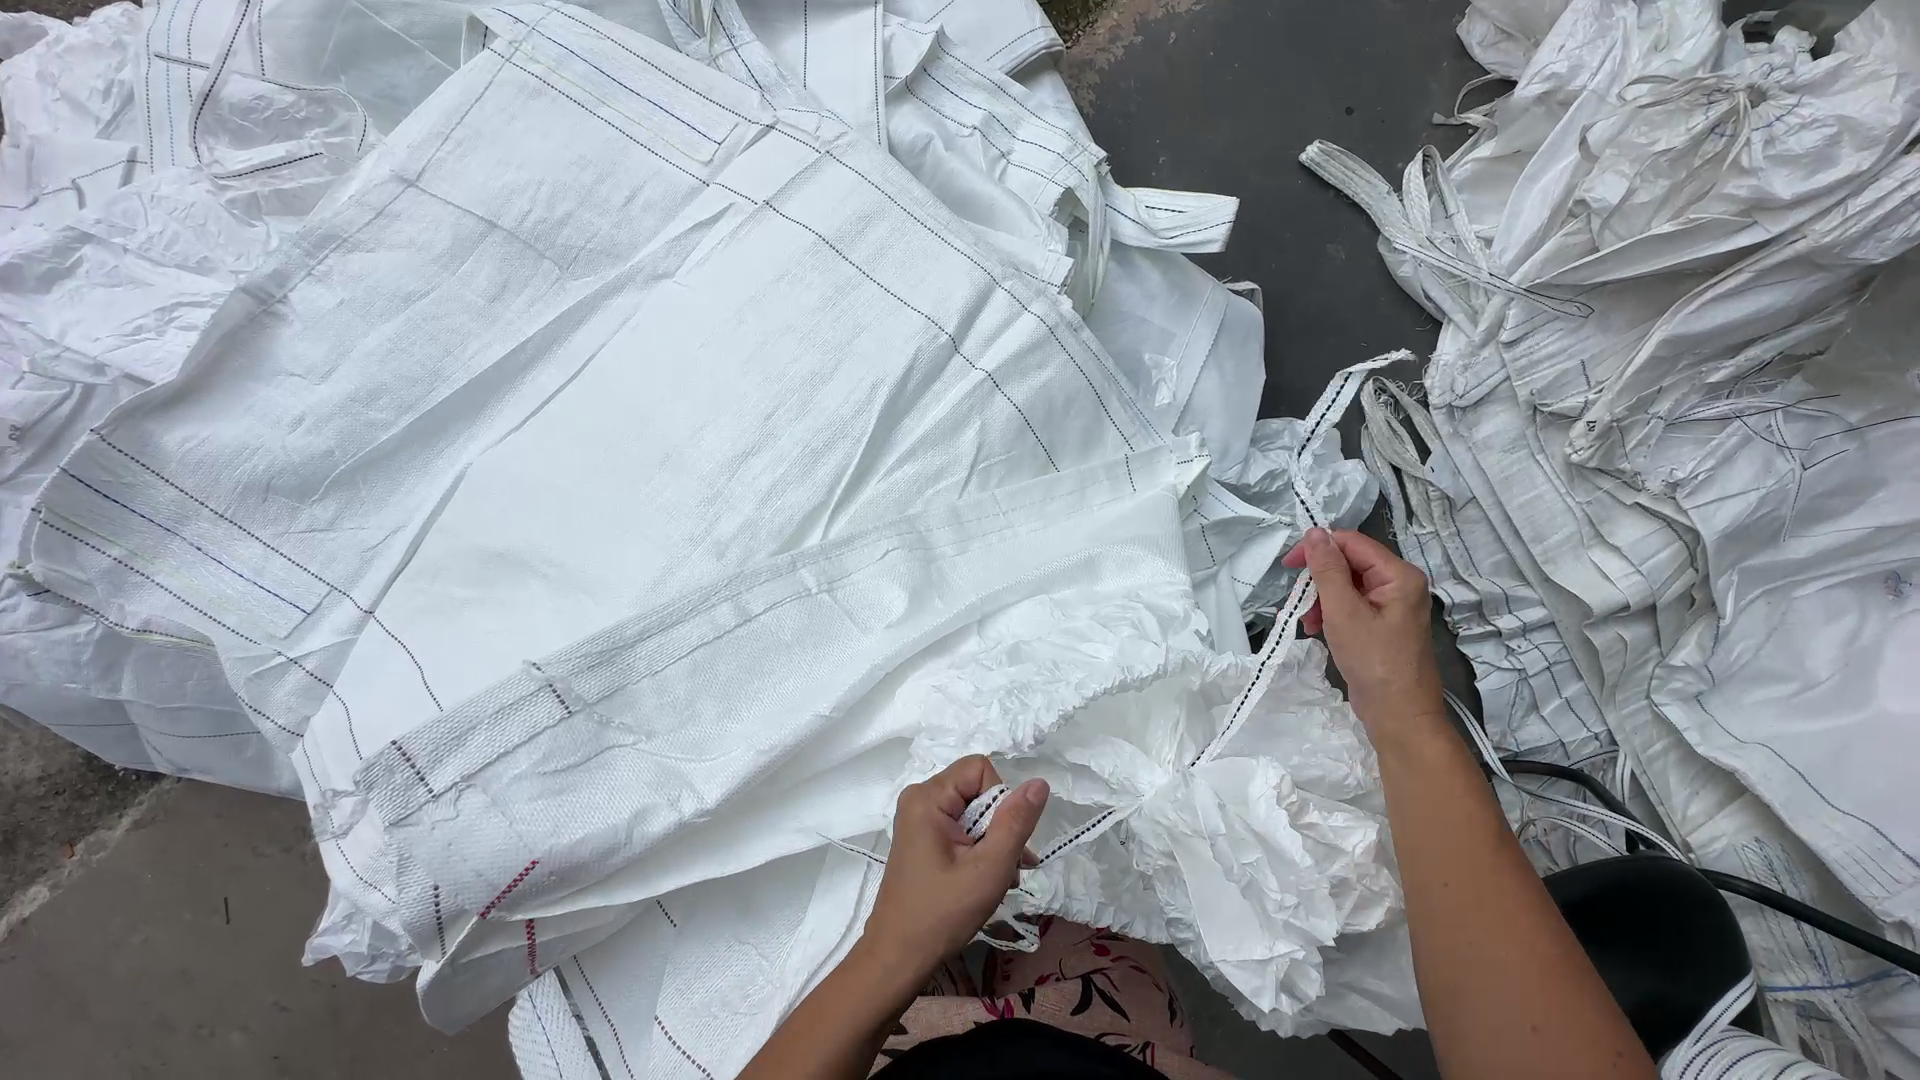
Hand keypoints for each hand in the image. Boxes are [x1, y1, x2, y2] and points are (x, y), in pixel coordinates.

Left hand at [860, 756, 1047, 980]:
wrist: (898, 957)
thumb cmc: (943, 913)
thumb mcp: (989, 868)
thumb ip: (1016, 822)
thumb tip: (1039, 783)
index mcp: (928, 797)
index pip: (980, 769)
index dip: (1000, 799)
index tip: (1001, 840)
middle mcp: (919, 799)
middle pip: (977, 790)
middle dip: (1001, 825)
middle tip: (1010, 867)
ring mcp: (919, 820)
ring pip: (973, 812)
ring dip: (994, 842)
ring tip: (1003, 879)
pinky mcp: (922, 840)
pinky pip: (961, 828)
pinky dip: (979, 850)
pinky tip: (987, 880)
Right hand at [1281, 527, 1443, 729]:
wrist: (1398, 713)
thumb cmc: (1373, 661)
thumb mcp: (1343, 612)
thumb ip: (1327, 569)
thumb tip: (1314, 533)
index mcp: (1398, 575)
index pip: (1351, 543)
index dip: (1317, 548)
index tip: (1287, 566)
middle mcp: (1399, 584)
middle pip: (1348, 564)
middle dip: (1318, 580)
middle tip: (1298, 602)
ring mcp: (1392, 605)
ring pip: (1346, 585)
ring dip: (1320, 599)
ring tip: (1307, 622)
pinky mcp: (1382, 624)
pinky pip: (1351, 605)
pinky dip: (1330, 613)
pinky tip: (1317, 629)